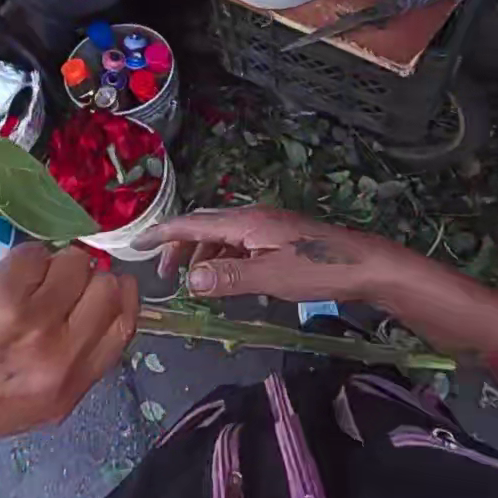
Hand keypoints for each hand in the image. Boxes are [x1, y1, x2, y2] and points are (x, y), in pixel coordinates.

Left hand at [0, 245, 137, 469]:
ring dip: (49, 266)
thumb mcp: (25, 406)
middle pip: (107, 285)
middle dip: (84, 277)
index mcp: (67, 389)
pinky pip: (35, 253)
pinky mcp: (1, 296)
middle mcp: (58, 358)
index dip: (118, 295)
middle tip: (51, 286)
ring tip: (15, 287)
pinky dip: (18, 261)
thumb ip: (69, 362)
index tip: (98, 288)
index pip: (126, 322)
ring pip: (74, 261)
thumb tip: (96, 306)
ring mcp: (33, 324)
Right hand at [131, 207, 426, 301]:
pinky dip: (224, 258)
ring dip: (202, 254)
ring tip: (191, 281)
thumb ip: (228, 278)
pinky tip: (225, 277)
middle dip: (180, 246)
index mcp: (248, 221)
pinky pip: (240, 243)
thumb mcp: (269, 278)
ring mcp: (268, 225)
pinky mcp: (279, 237)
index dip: (164, 233)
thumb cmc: (316, 269)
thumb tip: (189, 280)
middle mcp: (254, 217)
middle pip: (206, 226)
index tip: (136, 243)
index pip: (195, 222)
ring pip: (224, 235)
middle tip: (163, 274)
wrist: (361, 264)